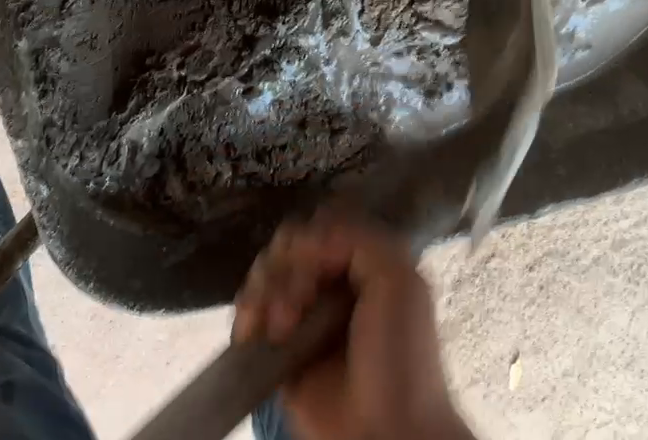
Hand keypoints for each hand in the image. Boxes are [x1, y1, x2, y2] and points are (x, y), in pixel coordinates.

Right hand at [232, 219, 472, 439]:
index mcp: (357, 267)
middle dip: (285, 268)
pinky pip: (246, 313)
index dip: (308, 237)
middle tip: (302, 300)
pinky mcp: (275, 347)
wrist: (386, 430)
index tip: (313, 258)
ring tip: (283, 327)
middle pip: (284, 248)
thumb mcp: (401, 281)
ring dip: (265, 292)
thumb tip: (306, 235)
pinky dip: (245, 314)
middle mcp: (326, 286)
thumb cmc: (400, 357)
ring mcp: (299, 316)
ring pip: (262, 275)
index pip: (316, 228)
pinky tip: (255, 330)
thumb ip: (360, 238)